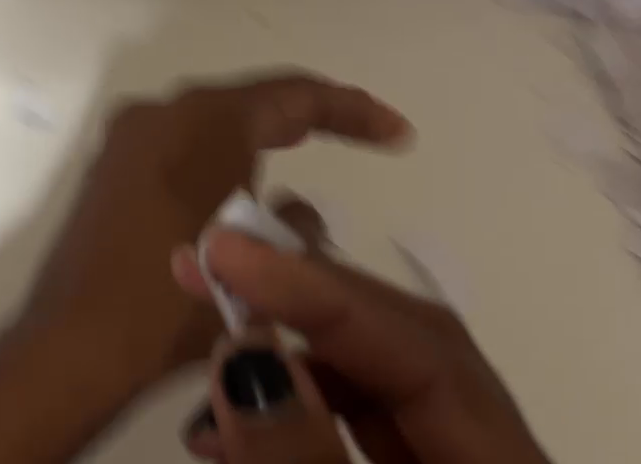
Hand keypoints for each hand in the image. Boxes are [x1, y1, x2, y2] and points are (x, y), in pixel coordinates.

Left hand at [20, 73, 412, 397]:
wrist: (81, 330)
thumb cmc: (176, 294)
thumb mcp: (262, 261)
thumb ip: (292, 223)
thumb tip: (294, 209)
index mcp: (197, 124)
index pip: (284, 95)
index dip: (347, 107)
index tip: (397, 133)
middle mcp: (154, 117)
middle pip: (243, 103)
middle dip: (303, 114)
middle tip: (365, 131)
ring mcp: (124, 141)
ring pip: (205, 124)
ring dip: (255, 133)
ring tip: (309, 146)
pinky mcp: (108, 169)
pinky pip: (175, 148)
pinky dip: (215, 156)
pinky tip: (241, 180)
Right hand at [176, 232, 551, 463]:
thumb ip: (297, 454)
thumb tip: (241, 348)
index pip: (430, 356)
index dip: (321, 293)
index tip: (222, 250)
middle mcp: (491, 455)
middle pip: (404, 347)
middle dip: (297, 298)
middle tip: (204, 259)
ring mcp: (447, 459)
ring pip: (367, 378)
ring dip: (275, 351)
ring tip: (201, 341)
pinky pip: (345, 415)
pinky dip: (276, 403)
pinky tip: (215, 424)